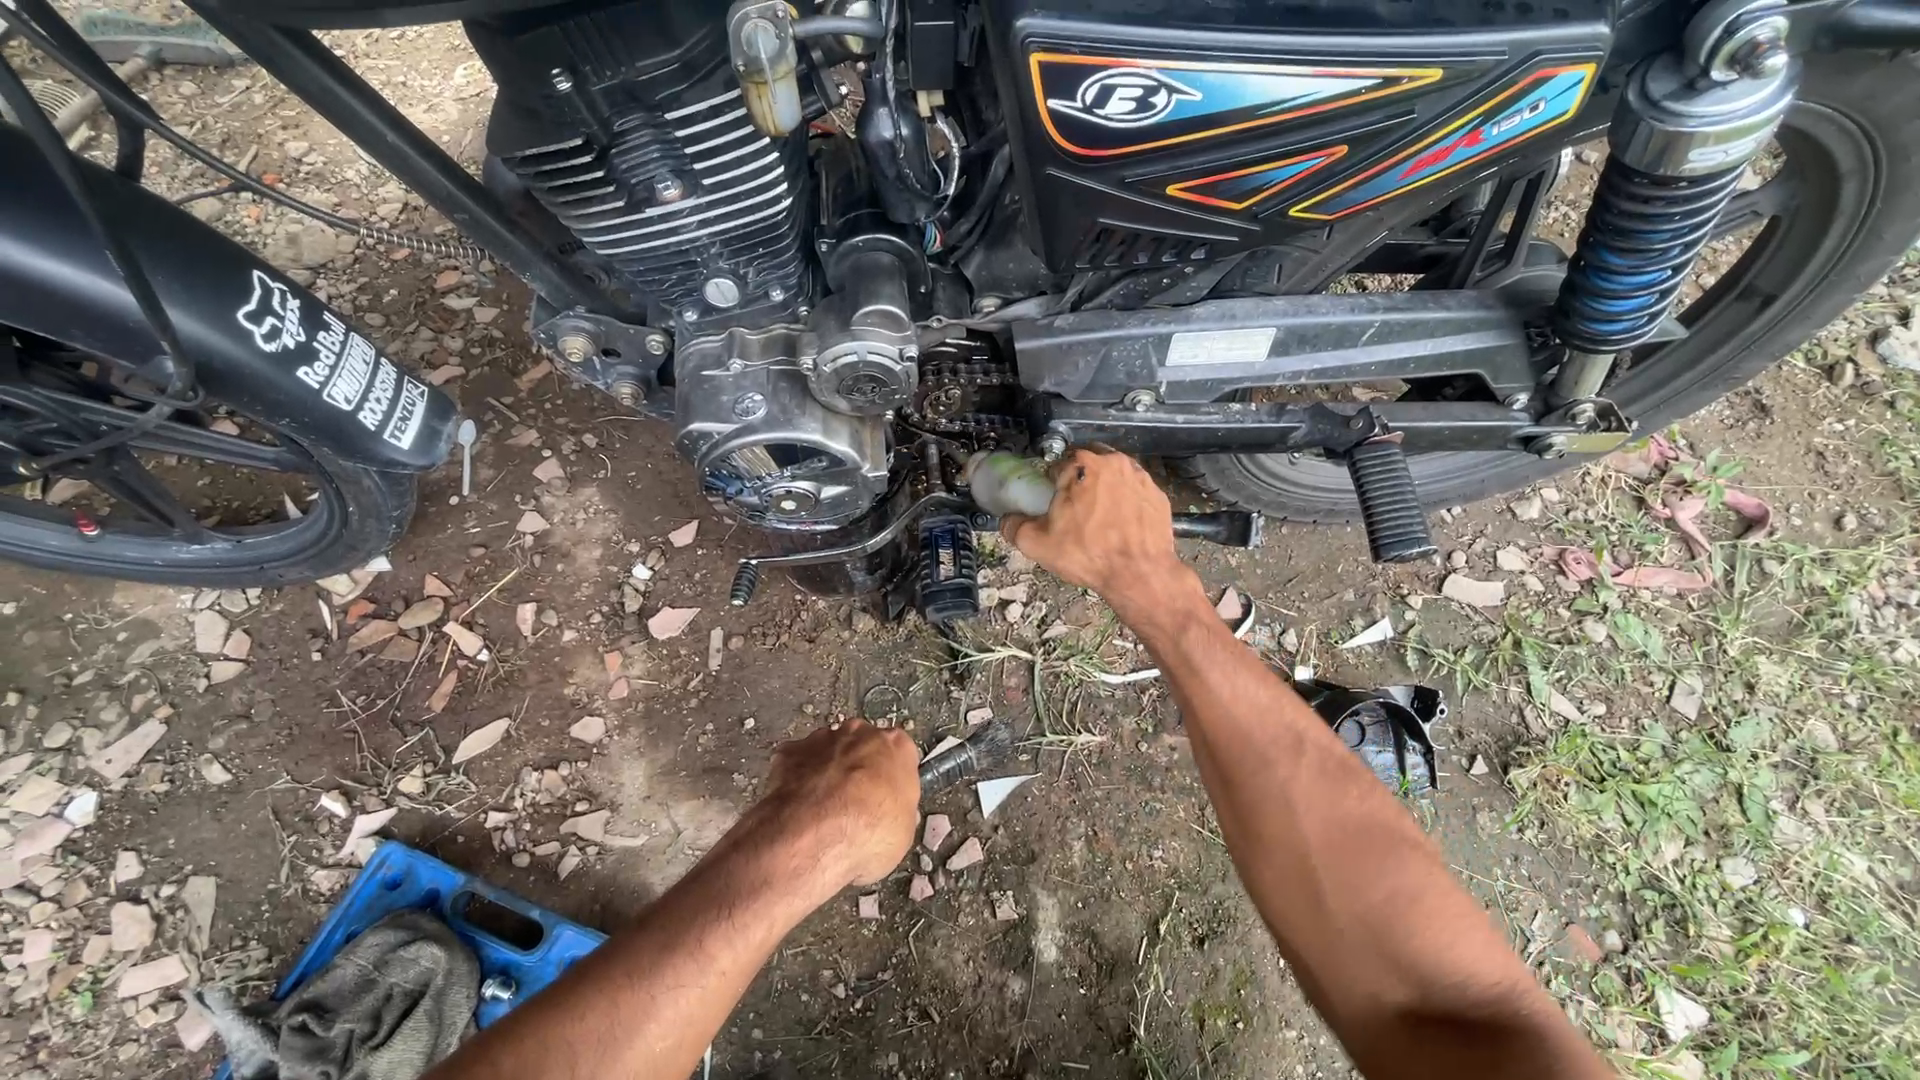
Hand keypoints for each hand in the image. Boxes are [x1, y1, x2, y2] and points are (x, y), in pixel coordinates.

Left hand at [755, 719, 919, 888]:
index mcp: (897, 747)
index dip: (890, 779)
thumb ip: (898, 809)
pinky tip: (799, 809)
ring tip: (823, 813)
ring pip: (828, 752)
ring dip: (827, 774)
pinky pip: (797, 763)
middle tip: (855, 805)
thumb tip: (891, 817)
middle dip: (857, 770)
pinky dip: (797, 781)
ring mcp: (823, 740)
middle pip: (862, 746)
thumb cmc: (866, 831)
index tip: (886, 797)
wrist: (816, 837)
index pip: (899, 755)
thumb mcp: (904, 831)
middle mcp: (860, 735)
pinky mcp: (791, 753)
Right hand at [1000, 449, 1197, 615]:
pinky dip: (1126, 503)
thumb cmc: (1089, 555)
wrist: (1139, 574)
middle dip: (1080, 483)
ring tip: (1099, 520)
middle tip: (1077, 511)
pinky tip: (1120, 525)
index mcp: (1080, 465)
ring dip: (1104, 490)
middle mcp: (1112, 463)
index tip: (1055, 505)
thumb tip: (1008, 520)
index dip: (1053, 486)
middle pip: (1088, 465)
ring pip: (1113, 476)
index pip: (1058, 466)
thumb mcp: (1037, 544)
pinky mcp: (1157, 494)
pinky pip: (1134, 492)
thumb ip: (1014, 526)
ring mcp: (1139, 477)